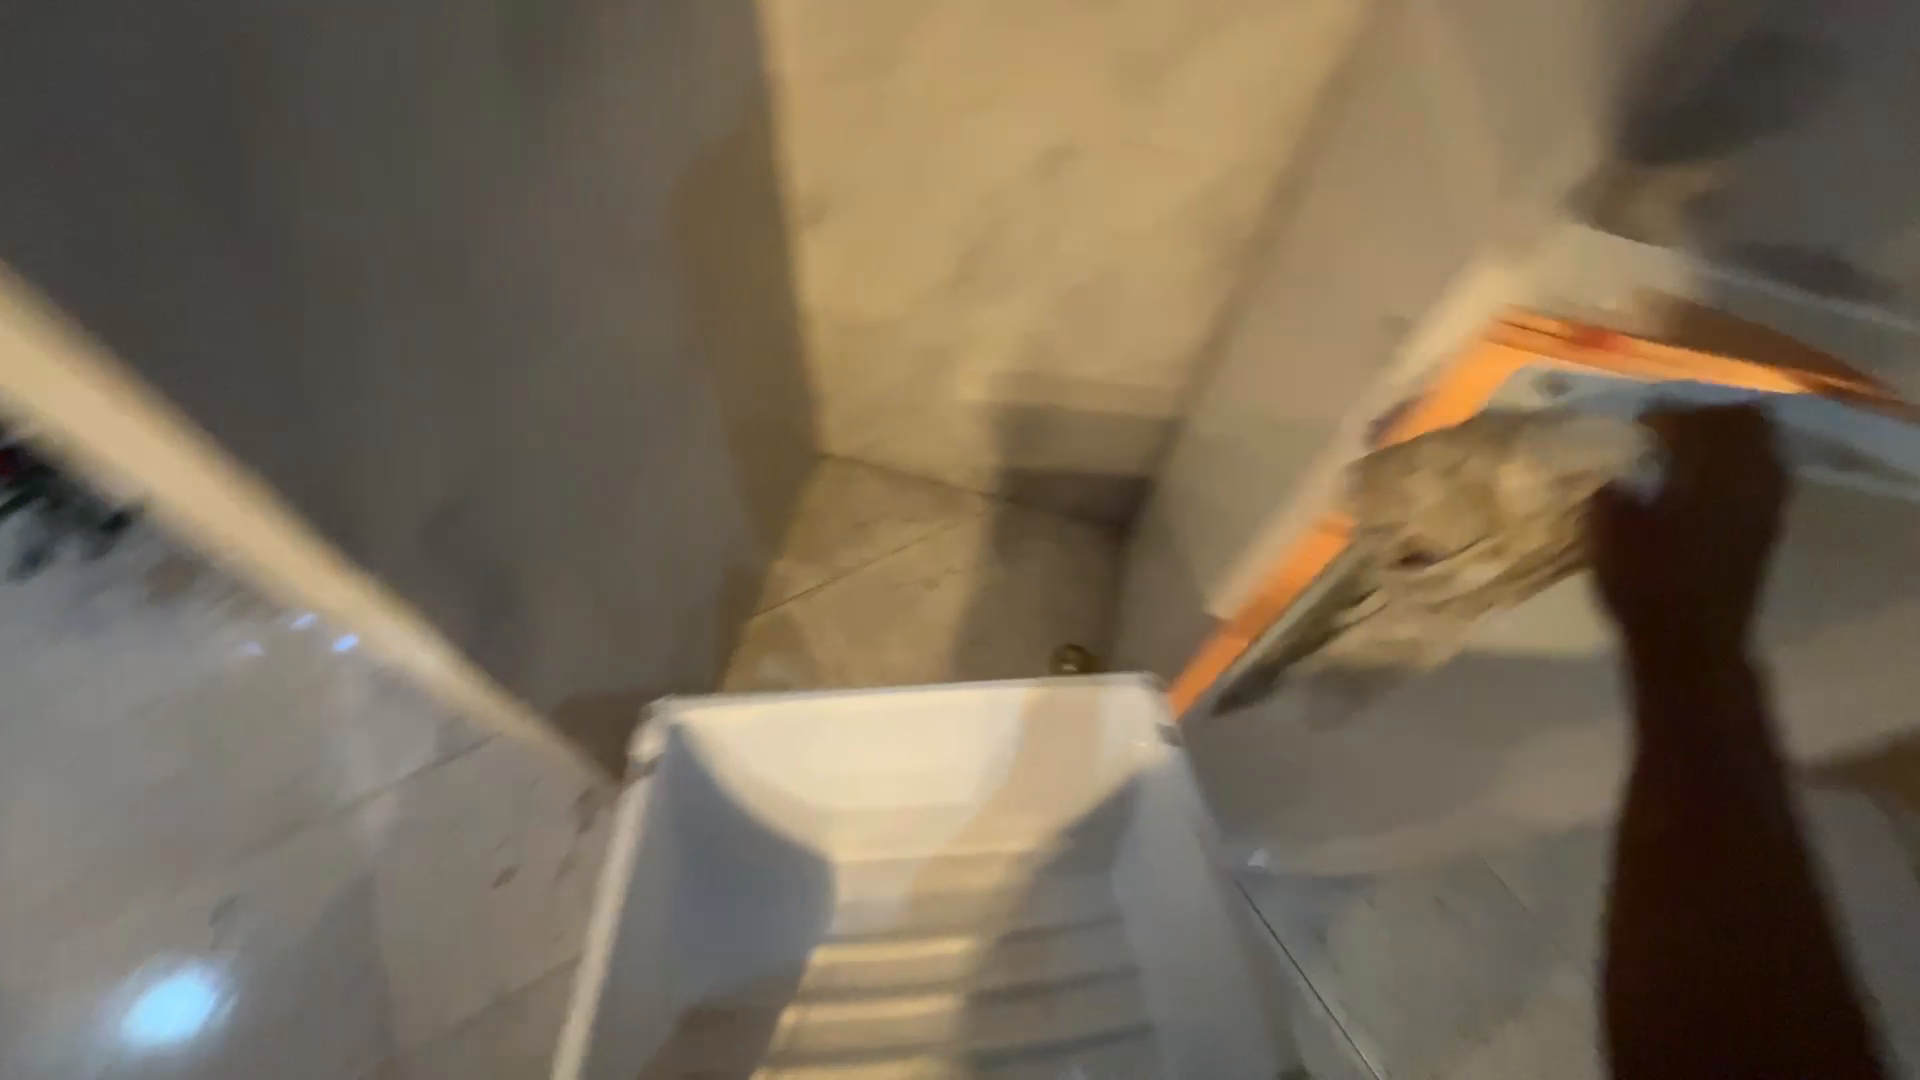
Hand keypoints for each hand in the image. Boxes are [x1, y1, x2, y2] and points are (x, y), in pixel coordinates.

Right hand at [1588, 404, 1787, 667]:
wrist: (1690, 640)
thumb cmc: (1643, 583)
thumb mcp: (1608, 531)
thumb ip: (1612, 491)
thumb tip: (1614, 474)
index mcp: (1714, 475)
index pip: (1699, 419)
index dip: (1663, 413)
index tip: (1630, 420)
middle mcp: (1752, 480)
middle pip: (1744, 422)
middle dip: (1702, 417)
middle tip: (1658, 428)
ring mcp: (1766, 504)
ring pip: (1758, 447)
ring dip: (1720, 441)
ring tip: (1676, 452)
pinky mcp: (1764, 526)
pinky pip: (1759, 474)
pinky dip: (1729, 466)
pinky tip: (1694, 482)